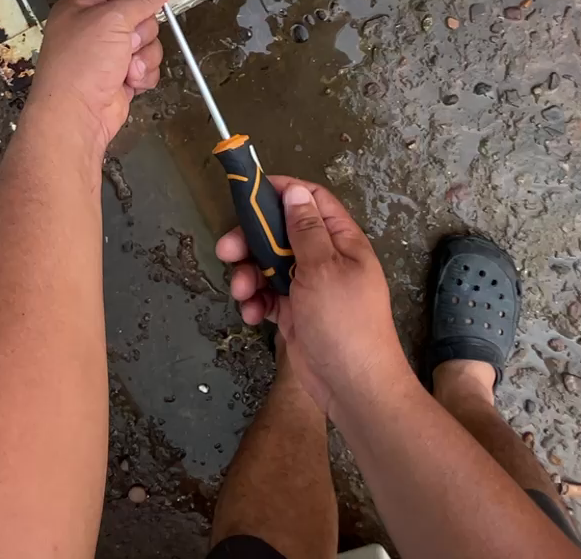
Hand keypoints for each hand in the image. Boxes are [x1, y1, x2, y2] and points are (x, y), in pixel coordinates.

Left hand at [24, 0, 188, 152]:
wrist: (75, 117)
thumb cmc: (76, 69)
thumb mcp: (113, 20)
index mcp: (83, 5)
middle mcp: (94, 28)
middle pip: (142, 14)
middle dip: (141, 30)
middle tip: (129, 39)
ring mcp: (108, 53)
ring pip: (149, 42)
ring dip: (143, 55)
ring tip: (124, 64)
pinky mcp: (121, 75)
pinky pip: (148, 65)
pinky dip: (143, 74)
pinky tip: (127, 80)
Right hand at [217, 177, 410, 414]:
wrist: (354, 389)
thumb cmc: (344, 322)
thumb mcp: (323, 269)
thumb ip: (305, 230)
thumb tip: (296, 192)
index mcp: (341, 242)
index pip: (312, 201)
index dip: (283, 192)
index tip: (250, 193)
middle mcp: (325, 259)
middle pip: (281, 233)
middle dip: (252, 241)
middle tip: (226, 249)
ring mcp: (309, 287)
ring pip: (268, 265)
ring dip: (249, 275)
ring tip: (240, 292)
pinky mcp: (295, 312)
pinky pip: (268, 295)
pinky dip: (256, 301)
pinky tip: (251, 314)